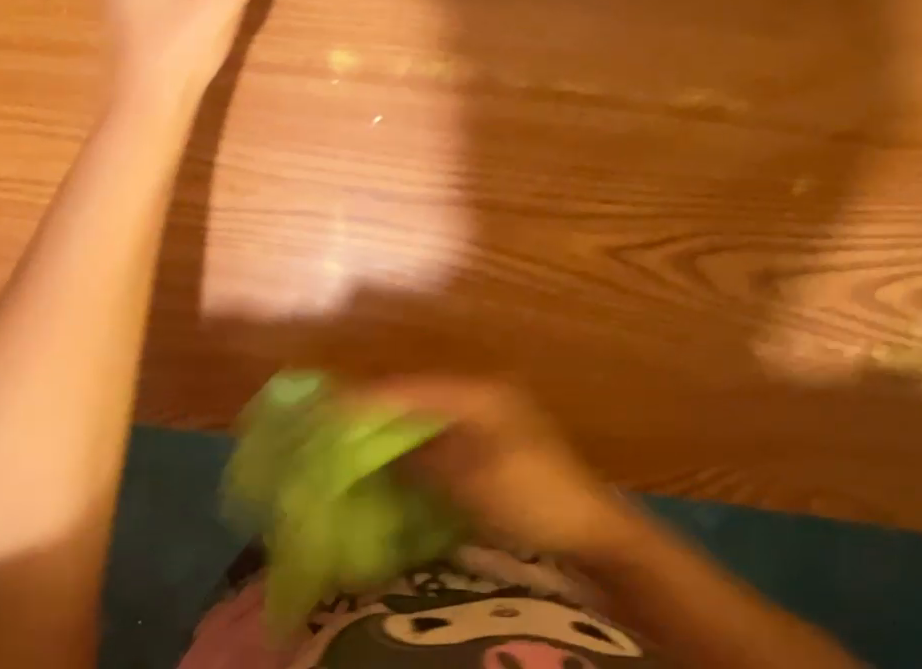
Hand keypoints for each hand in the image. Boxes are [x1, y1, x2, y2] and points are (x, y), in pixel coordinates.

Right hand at [354, 378, 634, 558]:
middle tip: (338, 426)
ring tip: (357, 442)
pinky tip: (398, 459)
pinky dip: (418, 443)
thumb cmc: (533, 498)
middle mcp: (484, 395)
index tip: (329, 409)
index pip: (411, 389)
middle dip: (380, 410)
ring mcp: (492, 417)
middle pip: (419, 397)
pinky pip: (443, 433)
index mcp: (479, 394)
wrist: (593, 531)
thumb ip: (422, 459)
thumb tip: (377, 448)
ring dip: (397, 428)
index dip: (370, 399)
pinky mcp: (494, 441)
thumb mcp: (471, 481)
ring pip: (429, 415)